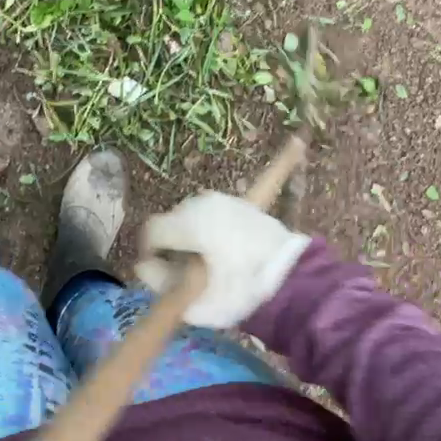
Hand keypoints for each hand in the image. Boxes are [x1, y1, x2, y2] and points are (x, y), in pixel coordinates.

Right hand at [136, 191, 310, 327]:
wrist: (289, 282)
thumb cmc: (235, 293)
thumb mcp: (190, 299)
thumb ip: (158, 281)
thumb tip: (144, 265)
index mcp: (186, 223)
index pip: (151, 231)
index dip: (149, 252)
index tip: (157, 272)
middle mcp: (201, 203)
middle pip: (174, 221)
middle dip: (174, 244)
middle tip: (185, 272)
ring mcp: (225, 200)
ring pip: (196, 215)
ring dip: (195, 233)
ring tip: (209, 259)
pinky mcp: (245, 204)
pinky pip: (227, 203)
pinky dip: (228, 209)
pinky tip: (295, 141)